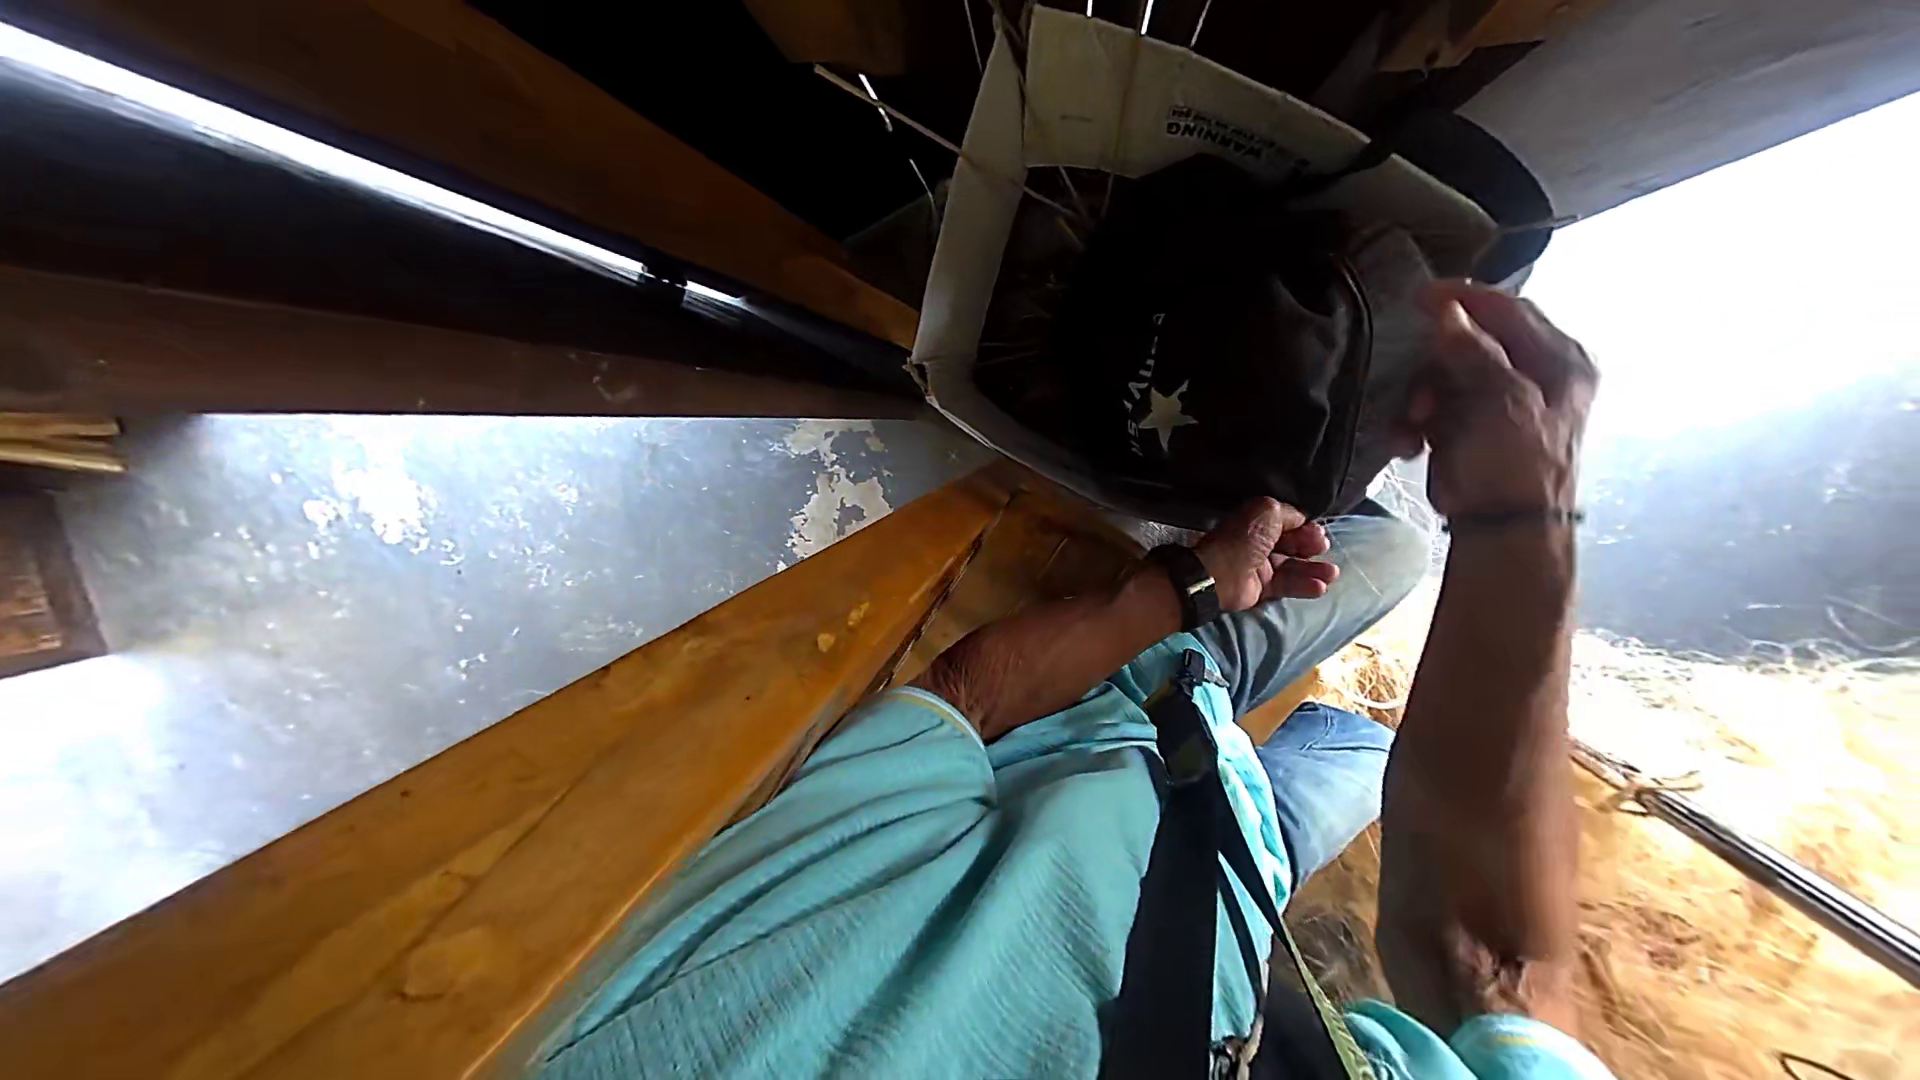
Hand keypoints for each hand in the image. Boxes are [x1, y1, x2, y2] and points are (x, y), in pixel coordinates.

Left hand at [1193, 497, 1338, 613]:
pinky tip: (1320, 586)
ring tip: (1331, 573)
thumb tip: (1303, 521)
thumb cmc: (1243, 539)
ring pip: (1293, 567)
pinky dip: (1305, 585)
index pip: (1287, 524)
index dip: (1304, 528)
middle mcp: (1257, 542)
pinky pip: (1287, 585)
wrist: (1220, 574)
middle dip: (1311, 546)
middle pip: (1292, 544)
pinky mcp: (1261, 588)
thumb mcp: (1267, 512)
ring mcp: (1259, 566)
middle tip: (1322, 548)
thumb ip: (1289, 514)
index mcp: (1256, 522)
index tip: (1318, 533)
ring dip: (1315, 569)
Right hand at [1411, 281, 1597, 516]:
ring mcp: (1495, 401)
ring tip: (1412, 427)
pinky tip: (1410, 443)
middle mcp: (1529, 375)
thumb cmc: (1514, 463)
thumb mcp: (1500, 403)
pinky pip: (1432, 407)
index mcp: (1558, 361)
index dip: (1465, 299)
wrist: (1502, 526)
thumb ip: (1473, 354)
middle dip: (1433, 368)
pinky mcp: (1466, 426)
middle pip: (1468, 345)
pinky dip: (1414, 423)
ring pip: (1443, 378)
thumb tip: (1446, 312)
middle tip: (1418, 398)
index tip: (1420, 296)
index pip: (1510, 311)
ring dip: (1419, 400)